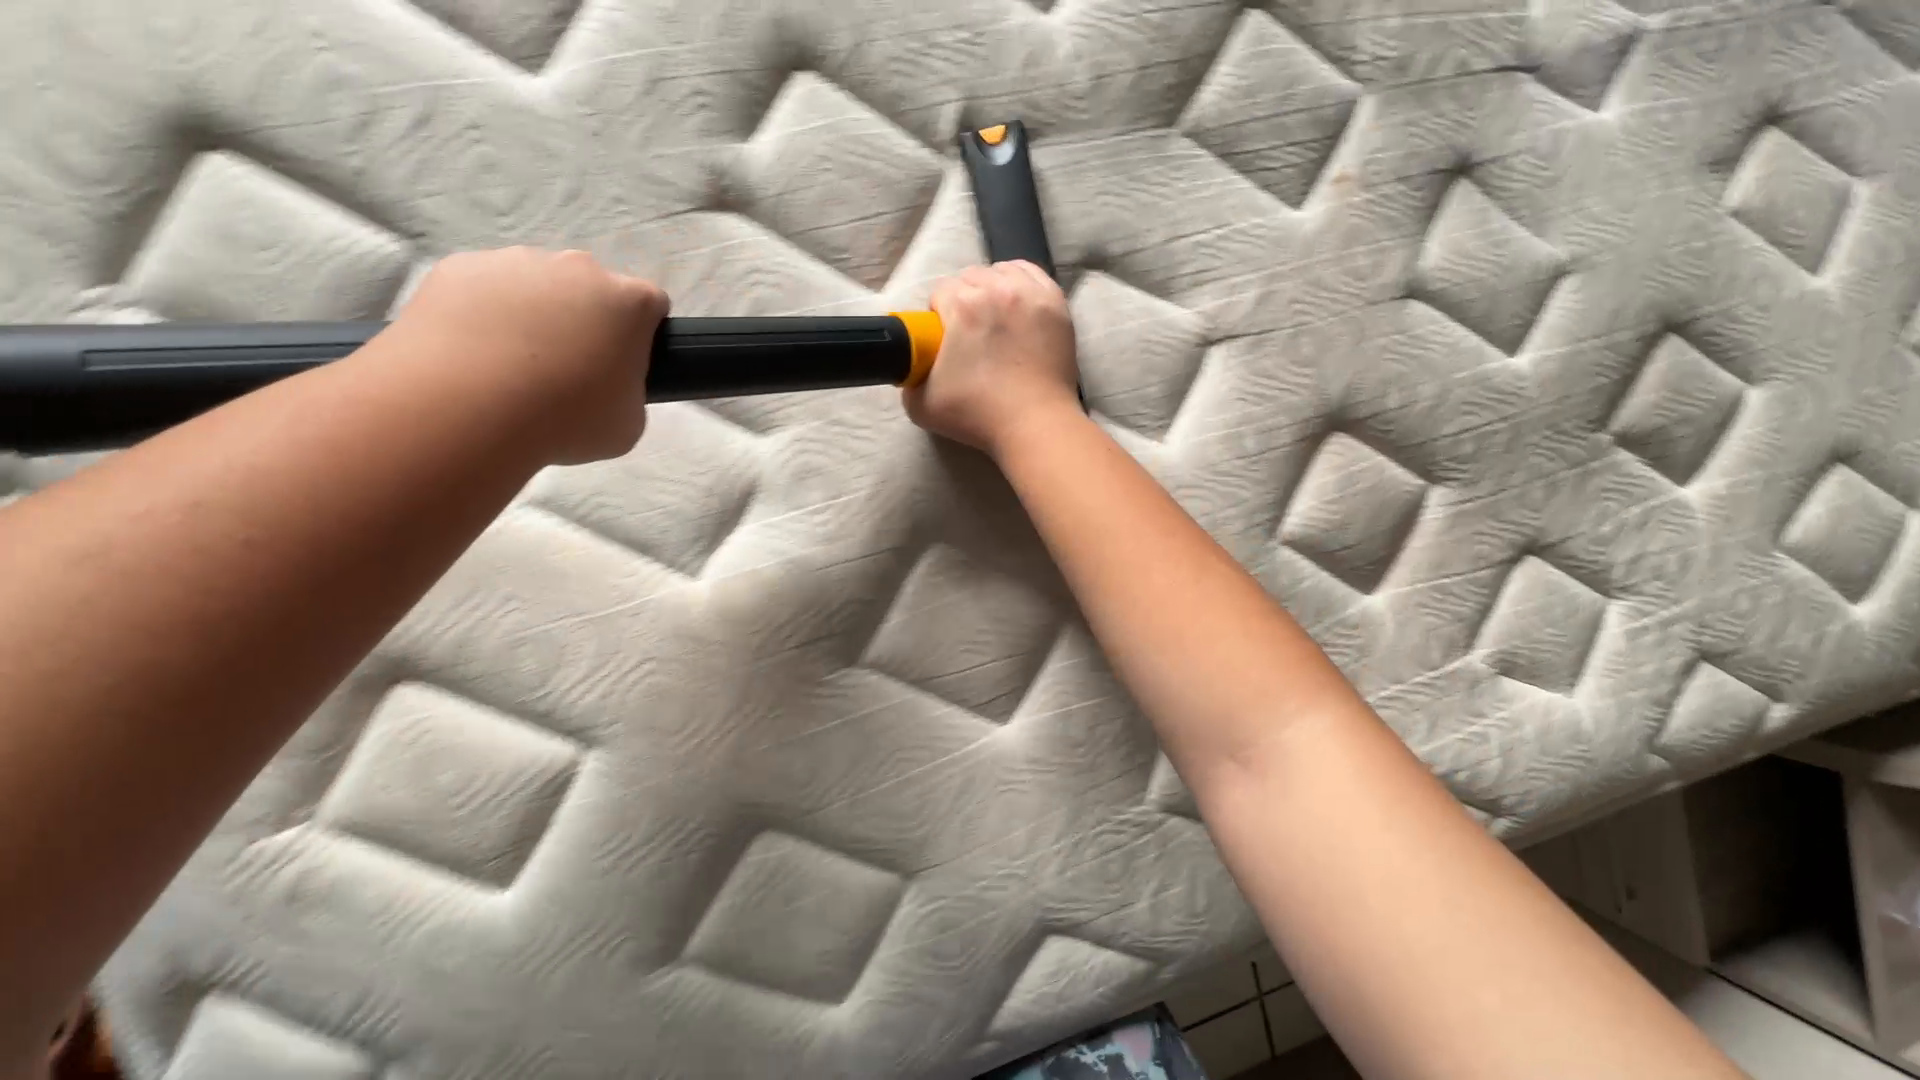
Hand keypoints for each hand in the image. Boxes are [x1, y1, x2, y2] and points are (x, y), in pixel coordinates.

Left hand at [387, 247, 668, 463]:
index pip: (650, 305)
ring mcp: (516, 261)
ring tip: (510, 367)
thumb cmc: (565, 419)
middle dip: (584, 320)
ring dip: (533, 315)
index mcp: (628, 301)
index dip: (639, 335)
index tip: (620, 365)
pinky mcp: (461, 267)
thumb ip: (629, 393)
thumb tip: (607, 384)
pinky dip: (483, 315)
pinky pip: (483, 288)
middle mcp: (578, 268)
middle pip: (591, 288)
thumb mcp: (628, 424)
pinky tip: (474, 356)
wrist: (464, 407)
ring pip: (535, 285)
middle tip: (565, 370)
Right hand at [906, 261, 1078, 457]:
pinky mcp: (1055, 305)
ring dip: (991, 287)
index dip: (937, 315)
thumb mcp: (921, 404)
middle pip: (970, 278)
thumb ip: (909, 377)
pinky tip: (1015, 302)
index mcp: (962, 306)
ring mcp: (1031, 294)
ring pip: (1001, 271)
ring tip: (992, 317)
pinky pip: (1032, 274)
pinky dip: (1020, 282)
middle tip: (967, 333)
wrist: (1034, 424)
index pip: (940, 291)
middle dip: (963, 300)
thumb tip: (911, 366)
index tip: (944, 338)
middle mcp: (997, 290)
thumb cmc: (979, 415)